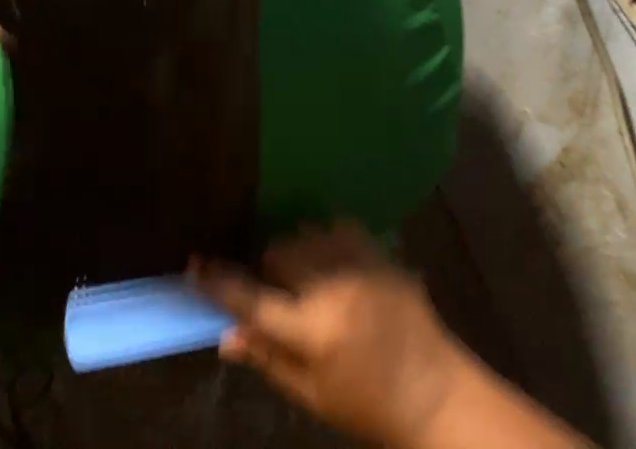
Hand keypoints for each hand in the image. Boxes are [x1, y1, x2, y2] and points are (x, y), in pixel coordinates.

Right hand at [193, 225, 481, 448]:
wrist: (441, 399)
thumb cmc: (369, 407)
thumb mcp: (311, 395)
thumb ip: (267, 359)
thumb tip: (223, 336)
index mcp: (313, 331)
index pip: (251, 298)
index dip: (218, 281)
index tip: (194, 264)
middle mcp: (335, 289)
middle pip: (279, 252)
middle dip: (268, 266)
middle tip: (275, 288)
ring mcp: (363, 267)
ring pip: (308, 233)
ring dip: (297, 249)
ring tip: (305, 273)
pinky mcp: (384, 258)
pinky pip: (342, 228)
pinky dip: (328, 238)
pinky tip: (332, 259)